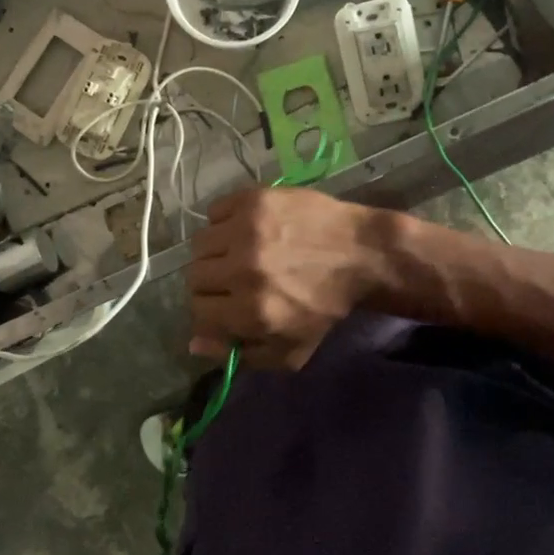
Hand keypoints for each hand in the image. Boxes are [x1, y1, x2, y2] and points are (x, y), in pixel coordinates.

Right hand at [187, 188, 394, 369]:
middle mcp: (243, 270)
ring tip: (237, 251)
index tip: (224, 304)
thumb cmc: (325, 305)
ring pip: (200, 243)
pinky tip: (244, 228)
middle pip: (194, 276)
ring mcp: (246, 230)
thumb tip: (194, 342)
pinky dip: (223, 220)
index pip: (197, 311)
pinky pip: (214, 211)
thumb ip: (240, 354)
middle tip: (232, 277)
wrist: (359, 252)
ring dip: (214, 250)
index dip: (209, 311)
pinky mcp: (252, 199)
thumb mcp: (290, 350)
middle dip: (210, 282)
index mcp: (251, 311)